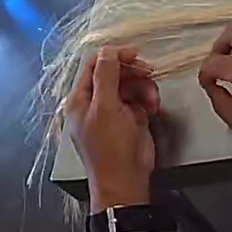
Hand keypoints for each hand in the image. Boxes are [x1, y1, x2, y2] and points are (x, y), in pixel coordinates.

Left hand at [65, 46, 160, 209]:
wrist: (126, 180)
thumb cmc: (111, 147)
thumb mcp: (106, 107)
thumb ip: (107, 76)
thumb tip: (107, 51)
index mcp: (81, 99)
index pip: (94, 65)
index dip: (114, 56)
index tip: (135, 54)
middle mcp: (96, 102)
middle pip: (115, 73)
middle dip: (133, 72)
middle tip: (149, 72)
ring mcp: (114, 111)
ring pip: (131, 85)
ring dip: (144, 88)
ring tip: (151, 101)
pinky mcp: (131, 119)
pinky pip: (140, 99)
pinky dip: (148, 100)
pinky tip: (151, 109)